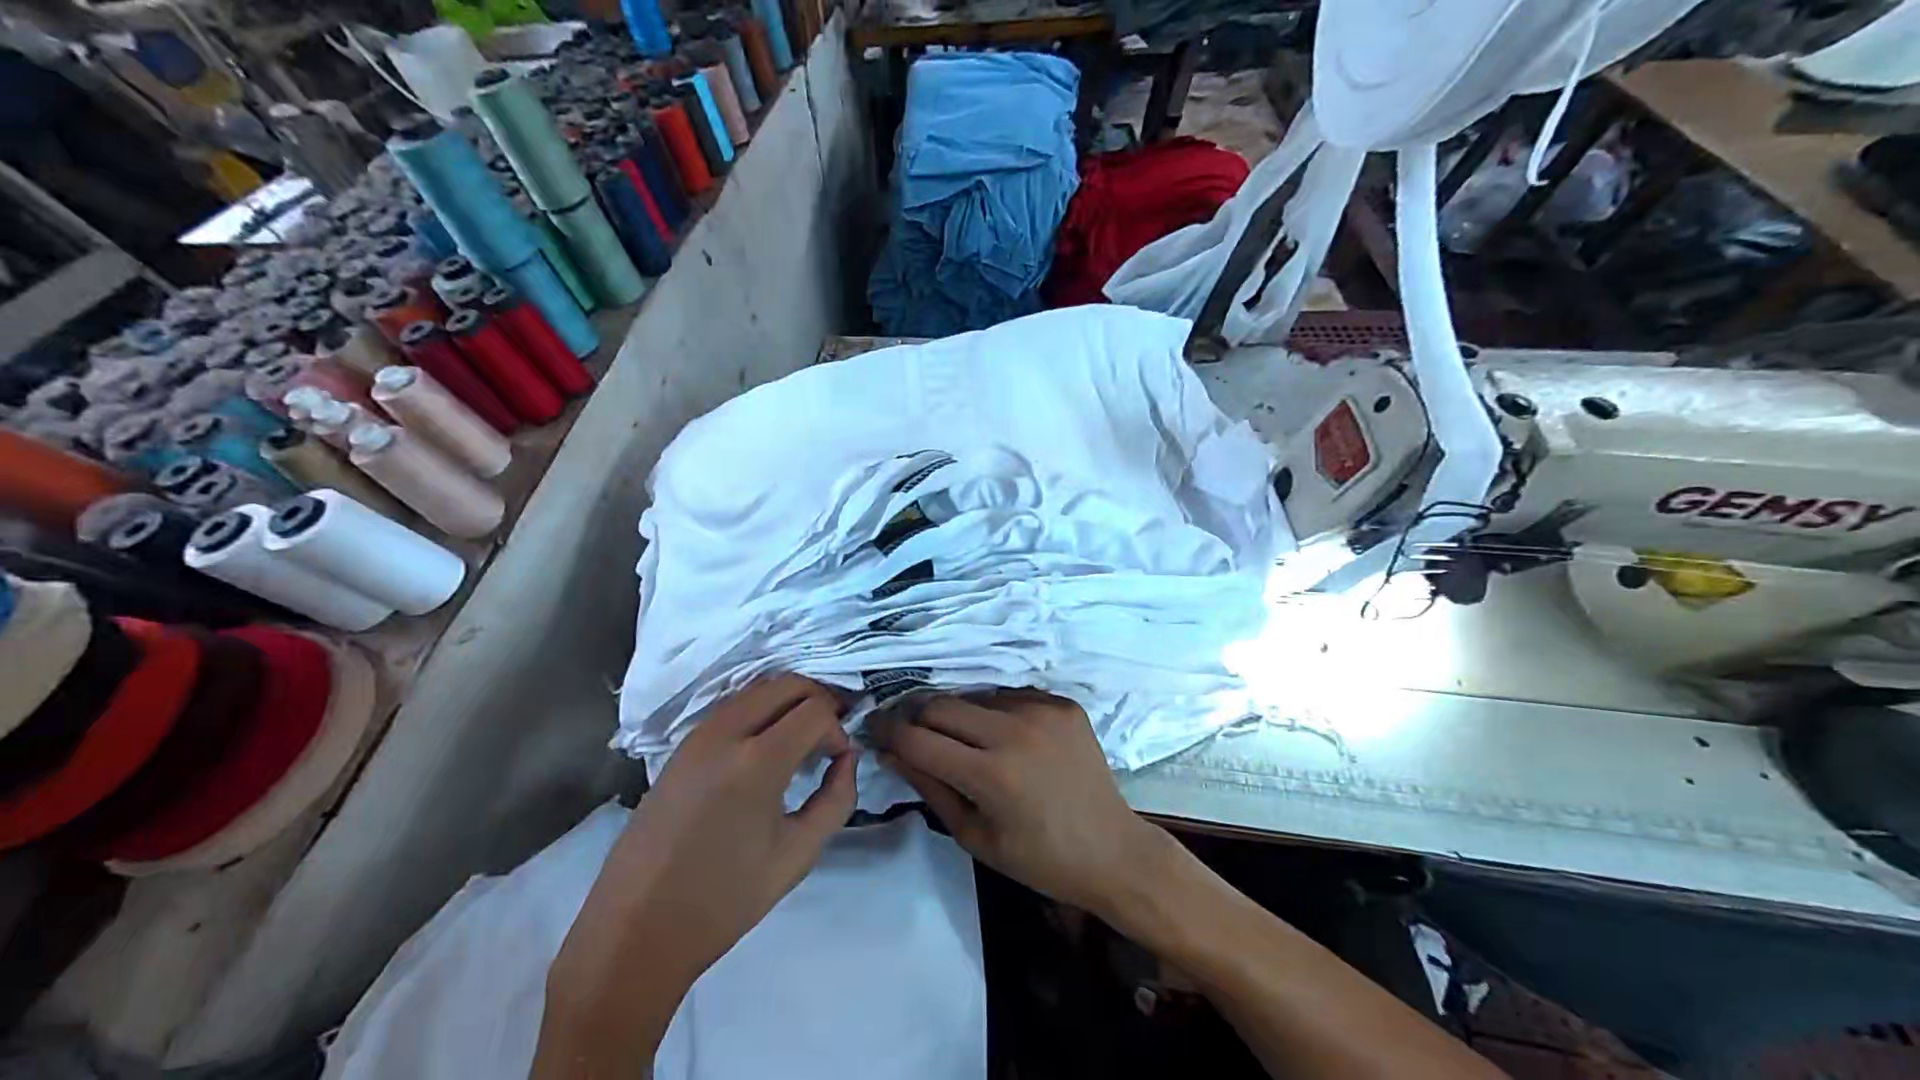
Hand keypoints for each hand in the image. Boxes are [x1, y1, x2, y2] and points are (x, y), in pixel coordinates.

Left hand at [555, 675, 858, 996]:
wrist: (637, 928)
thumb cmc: (725, 899)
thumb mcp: (798, 854)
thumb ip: (836, 798)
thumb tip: (846, 758)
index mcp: (757, 762)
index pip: (815, 709)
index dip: (837, 729)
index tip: (838, 760)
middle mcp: (725, 733)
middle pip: (786, 684)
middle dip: (817, 702)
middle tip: (828, 740)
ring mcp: (696, 735)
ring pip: (757, 689)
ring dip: (787, 703)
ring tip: (799, 744)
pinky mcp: (680, 746)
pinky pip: (731, 707)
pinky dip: (759, 712)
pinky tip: (765, 751)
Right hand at [875, 689, 1167, 918]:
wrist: (1112, 850)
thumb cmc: (1039, 859)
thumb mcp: (975, 836)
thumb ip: (930, 788)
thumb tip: (891, 753)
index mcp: (992, 774)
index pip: (919, 739)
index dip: (889, 733)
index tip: (875, 731)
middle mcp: (1016, 731)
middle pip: (942, 705)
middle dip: (916, 716)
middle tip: (908, 730)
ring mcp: (1043, 712)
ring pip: (975, 696)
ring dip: (957, 714)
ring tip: (957, 736)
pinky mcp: (1063, 703)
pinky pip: (1011, 696)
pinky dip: (995, 712)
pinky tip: (1000, 735)